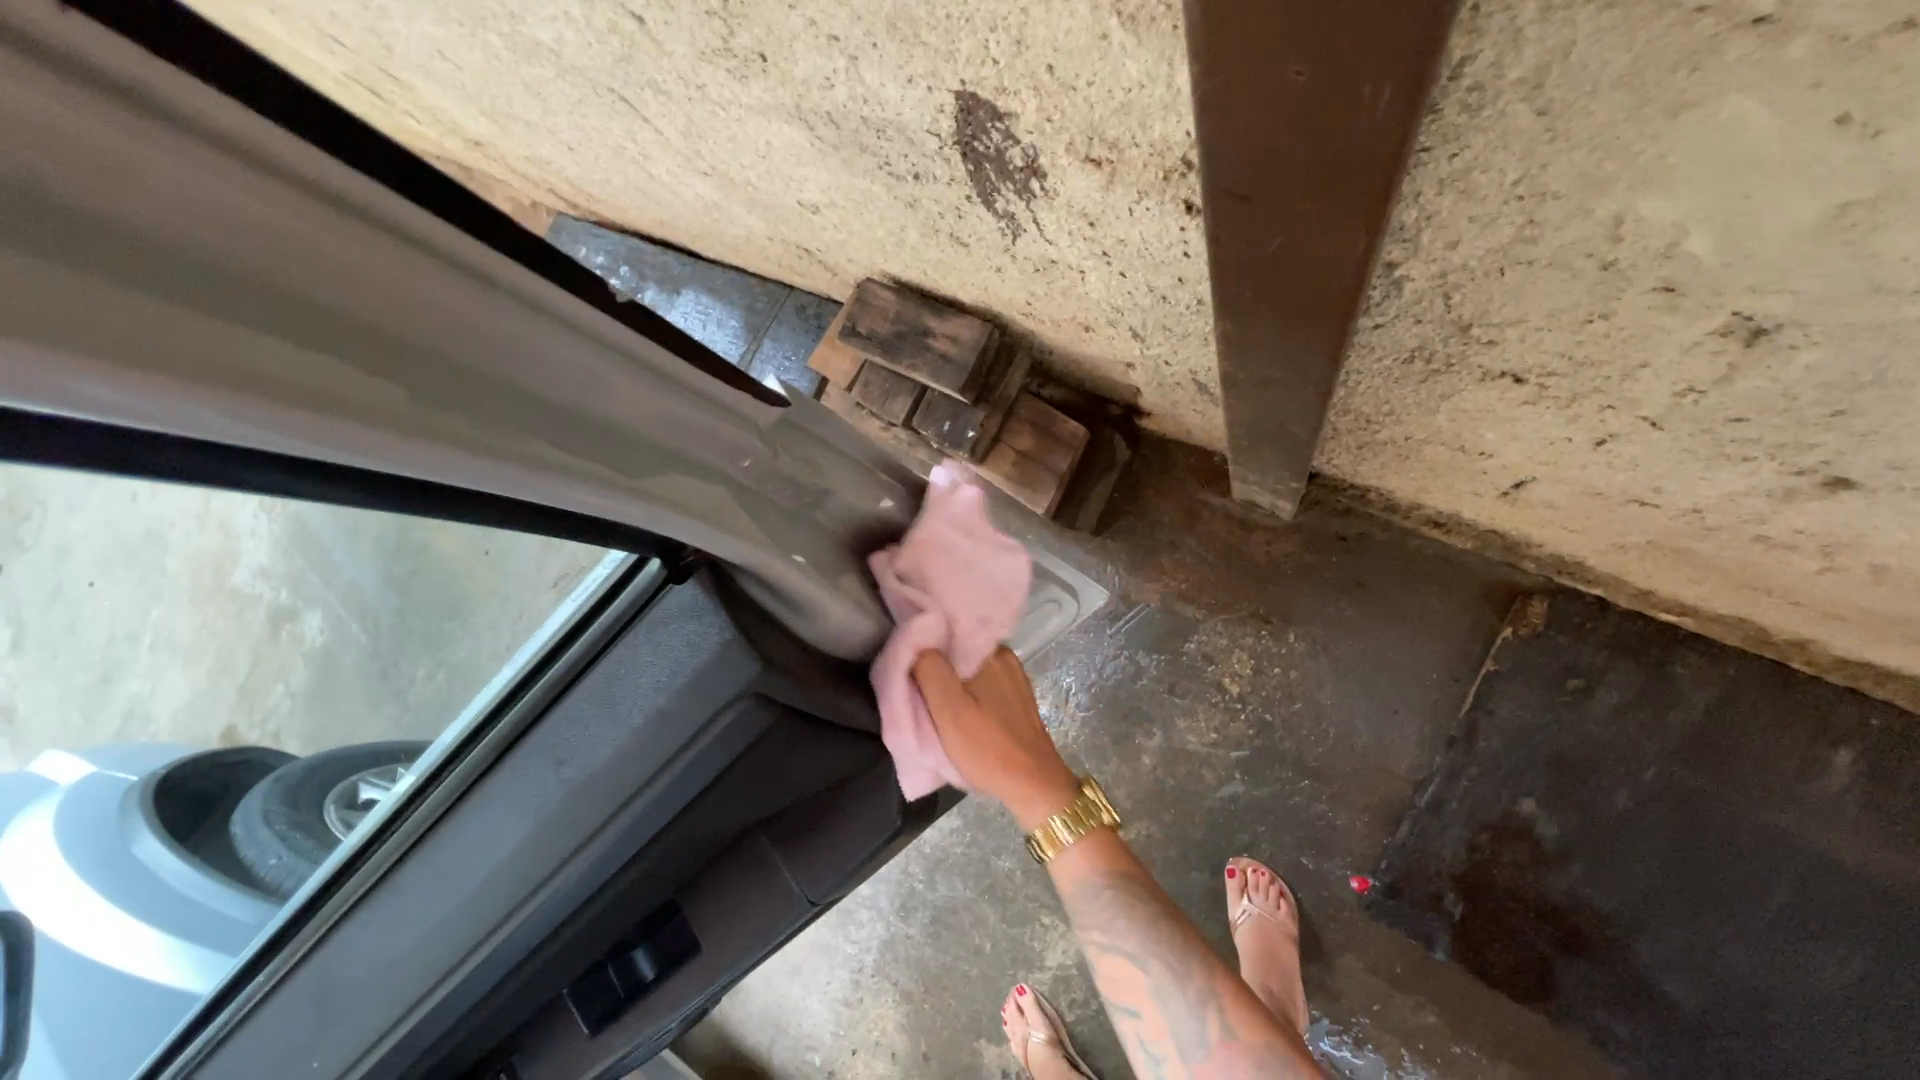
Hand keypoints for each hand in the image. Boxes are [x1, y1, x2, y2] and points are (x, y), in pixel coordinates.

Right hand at [913, 647, 1079, 829]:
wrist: (1033, 785)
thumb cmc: (988, 748)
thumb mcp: (948, 710)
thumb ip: (929, 669)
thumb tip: (917, 644)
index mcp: (990, 652)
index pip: (946, 633)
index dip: (922, 646)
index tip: (905, 667)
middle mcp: (1004, 656)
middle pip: (957, 651)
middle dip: (936, 666)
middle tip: (914, 689)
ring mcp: (1013, 677)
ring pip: (969, 669)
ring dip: (950, 682)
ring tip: (933, 704)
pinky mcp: (1017, 698)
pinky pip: (982, 684)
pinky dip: (967, 694)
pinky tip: (959, 713)